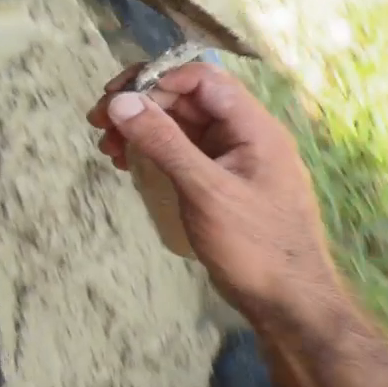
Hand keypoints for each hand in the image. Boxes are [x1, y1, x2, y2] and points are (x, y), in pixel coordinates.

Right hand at [87, 62, 347, 337]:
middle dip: (137, 104)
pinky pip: (176, 147)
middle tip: (97, 123)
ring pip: (175, 122)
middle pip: (183, 97)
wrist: (290, 306)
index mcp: (254, 130)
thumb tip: (120, 101)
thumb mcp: (205, 190)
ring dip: (136, 127)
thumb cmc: (255, 246)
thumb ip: (163, 141)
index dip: (156, 80)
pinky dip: (146, 147)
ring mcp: (230, 158)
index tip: (117, 101)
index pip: (201, 79)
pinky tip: (124, 163)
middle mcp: (244, 136)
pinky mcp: (217, 179)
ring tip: (106, 147)